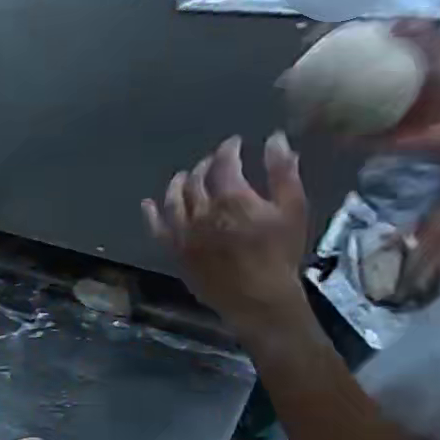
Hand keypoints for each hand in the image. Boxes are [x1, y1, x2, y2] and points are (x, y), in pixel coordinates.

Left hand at [141, 133, 310, 330]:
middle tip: (211, 163)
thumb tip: (274, 139)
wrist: (258, 300)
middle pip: (197, 180)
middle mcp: (202, 212)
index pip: (224, 162)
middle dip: (205, 166)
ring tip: (182, 177)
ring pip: (174, 201)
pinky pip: (158, 231)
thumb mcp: (292, 209)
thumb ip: (282, 172)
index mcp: (231, 197)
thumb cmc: (280, 255)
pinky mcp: (177, 254)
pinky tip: (148, 205)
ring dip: (178, 185)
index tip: (234, 145)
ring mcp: (185, 234)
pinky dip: (151, 215)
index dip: (228, 149)